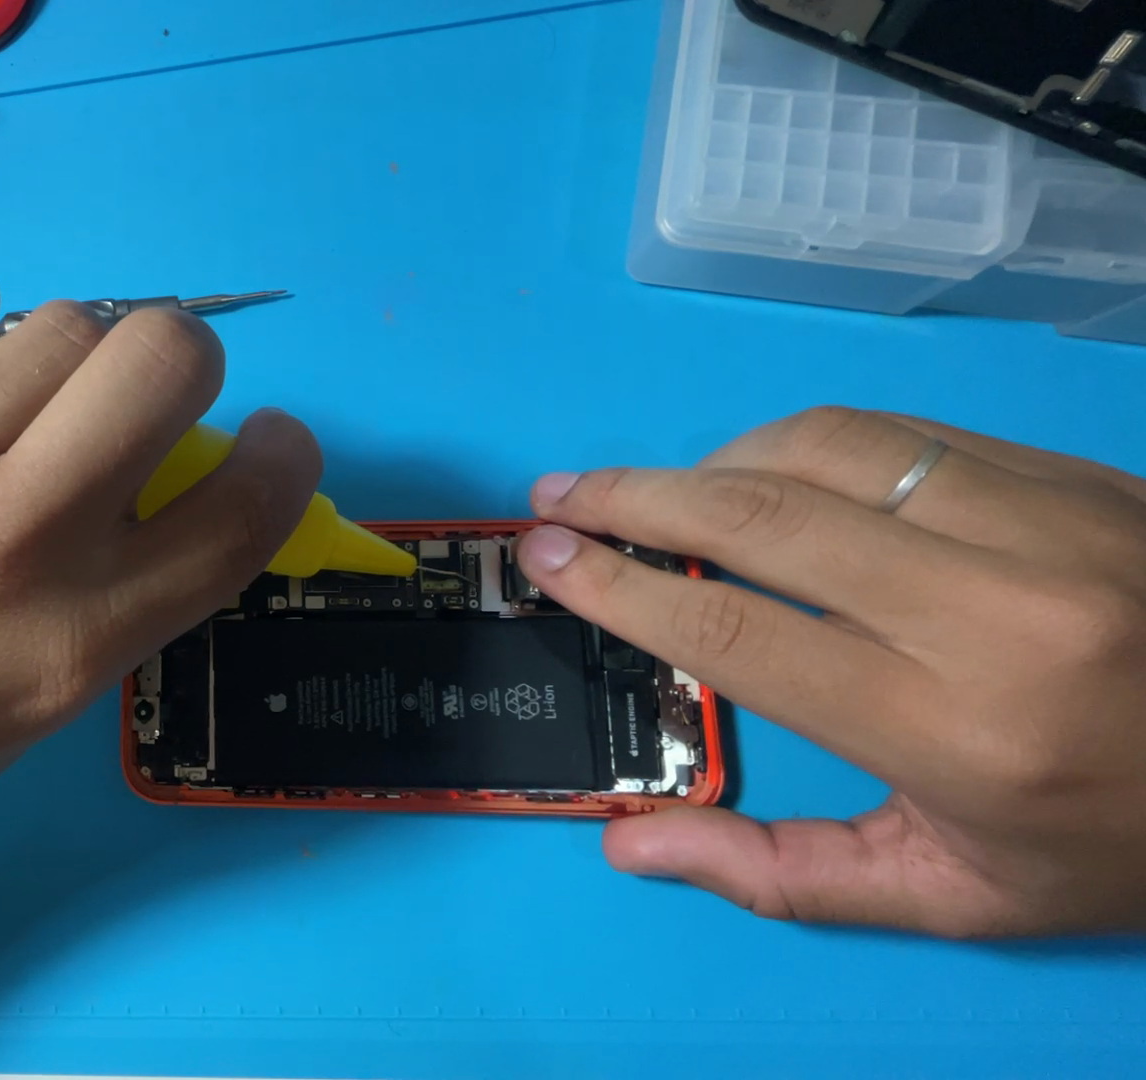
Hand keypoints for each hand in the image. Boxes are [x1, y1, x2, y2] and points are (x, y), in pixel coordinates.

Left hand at [0, 242, 320, 861]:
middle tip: (123, 406)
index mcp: (81, 632)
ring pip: (66, 316)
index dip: (282, 458)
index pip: (242, 512)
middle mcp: (14, 531)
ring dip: (63, 358)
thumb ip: (134, 583)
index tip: (268, 443)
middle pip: (167, 357)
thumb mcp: (47, 691)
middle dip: (176, 368)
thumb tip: (175, 463)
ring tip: (0, 409)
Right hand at [517, 407, 1145, 937]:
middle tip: (556, 496)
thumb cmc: (1120, 839)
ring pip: (814, 451)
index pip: (732, 631)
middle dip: (628, 500)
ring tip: (649, 493)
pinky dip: (784, 447)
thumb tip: (628, 848)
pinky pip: (882, 434)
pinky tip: (753, 475)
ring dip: (703, 467)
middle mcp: (998, 613)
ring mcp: (1046, 524)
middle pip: (754, 521)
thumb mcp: (951, 894)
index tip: (545, 554)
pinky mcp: (1071, 473)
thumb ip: (777, 872)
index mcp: (953, 729)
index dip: (617, 586)